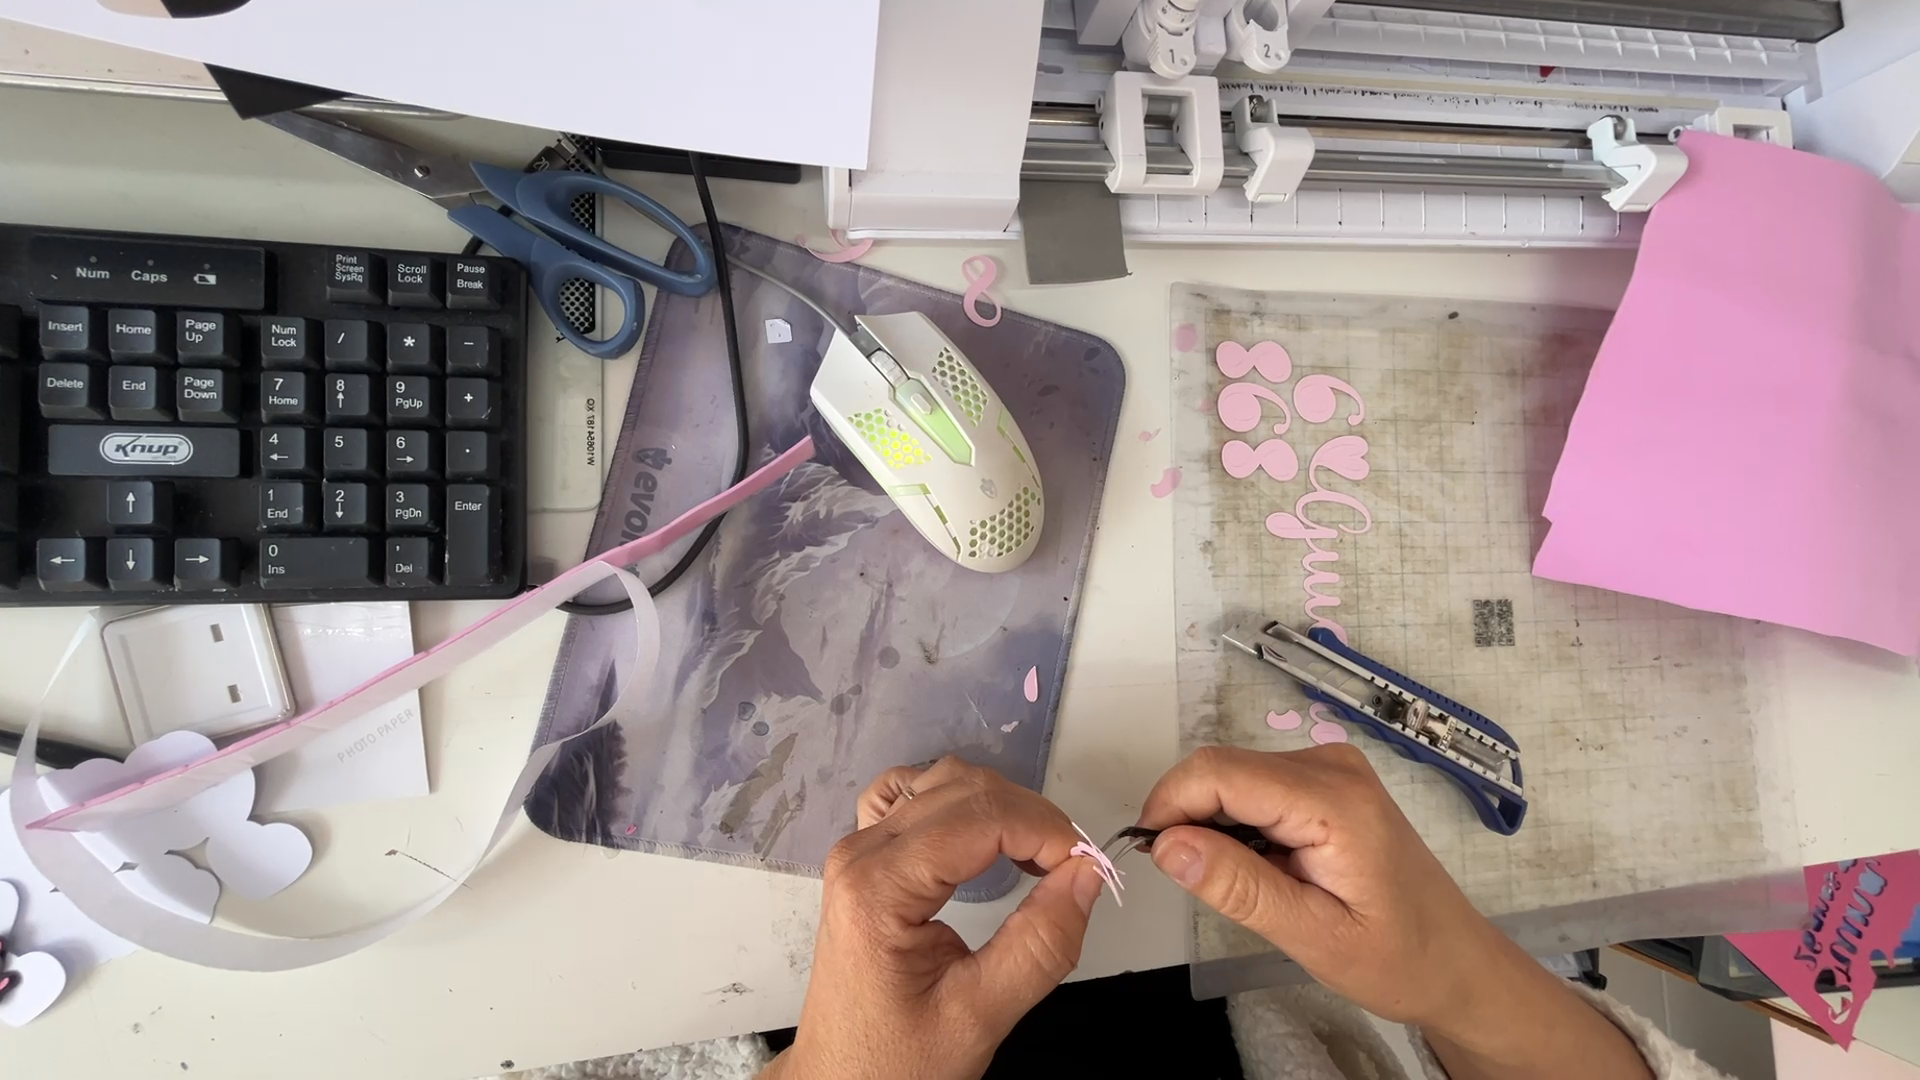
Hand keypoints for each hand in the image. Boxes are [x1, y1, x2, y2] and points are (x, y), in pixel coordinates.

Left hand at [765, 758, 1109, 1079]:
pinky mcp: (865, 851)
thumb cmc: (897, 1062)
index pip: (979, 816)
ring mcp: (859, 845)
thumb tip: (1086, 874)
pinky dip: (958, 798)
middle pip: (964, 789)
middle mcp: (862, 850)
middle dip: (1031, 817)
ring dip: (1001, 804)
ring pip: (943, 780)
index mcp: (880, 886)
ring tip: (1037, 854)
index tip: (1086, 866)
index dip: (1044, 830)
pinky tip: (980, 830)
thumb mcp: (979, 1018)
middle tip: (1072, 867)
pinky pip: (912, 792)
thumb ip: (1040, 946)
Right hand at [1137, 746, 1652, 1079]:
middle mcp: (1327, 763)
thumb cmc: (1399, 960)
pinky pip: (1251, 781)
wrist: (1461, 963)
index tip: (1151, 852)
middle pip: (1220, 768)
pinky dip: (1232, 816)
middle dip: (1186, 814)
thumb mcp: (1314, 937)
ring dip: (1209, 818)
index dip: (1170, 804)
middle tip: (1189, 874)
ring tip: (1232, 875)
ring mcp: (1327, 764)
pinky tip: (1255, 859)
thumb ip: (1238, 887)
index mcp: (1332, 799)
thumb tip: (1166, 845)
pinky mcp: (1322, 776)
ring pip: (1230, 773)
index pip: (1218, 773)